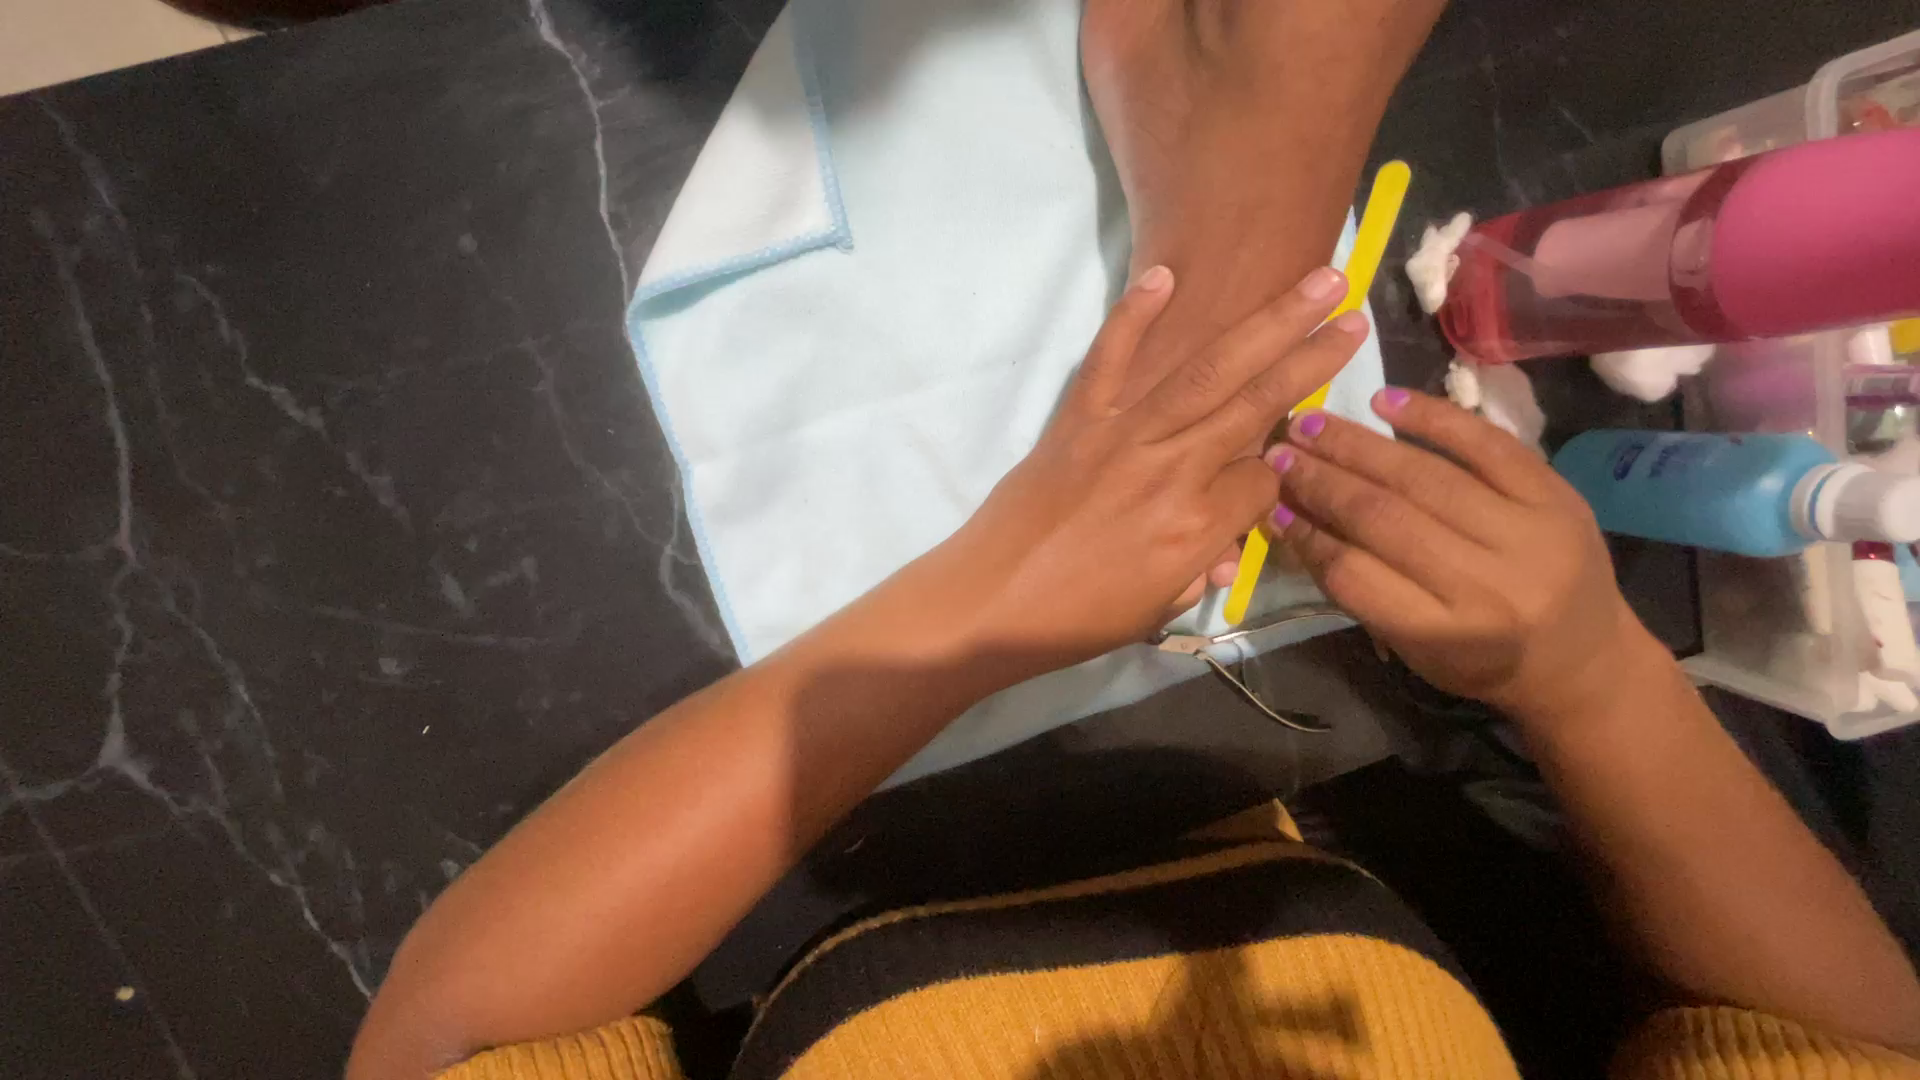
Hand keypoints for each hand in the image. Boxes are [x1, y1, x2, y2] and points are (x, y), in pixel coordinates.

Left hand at [937, 264, 1364, 673]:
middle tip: (1355, 313)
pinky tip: (1166, 275)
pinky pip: (1109, 360)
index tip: (1271, 471)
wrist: (990, 602)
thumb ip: (1198, 568)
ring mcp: (1122, 436)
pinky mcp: (1076, 421)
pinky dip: (1132, 316)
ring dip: (1266, 323)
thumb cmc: (1074, 620)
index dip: (1276, 475)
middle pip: (1258, 403)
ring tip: (1316, 282)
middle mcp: (1173, 470)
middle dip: (1312, 357)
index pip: (1264, 480)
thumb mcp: (1155, 609)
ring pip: (1207, 371)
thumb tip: (1223, 547)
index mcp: (1198, 527)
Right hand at [1267, 388, 1659, 720]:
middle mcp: (1490, 584)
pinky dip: (1433, 418)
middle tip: (1277, 452)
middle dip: (1321, 480)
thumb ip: (1353, 583)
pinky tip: (1384, 401)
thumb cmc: (1476, 658)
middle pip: (1385, 518)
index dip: (1307, 535)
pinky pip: (1488, 445)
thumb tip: (1292, 516)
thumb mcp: (1406, 642)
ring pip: (1426, 477)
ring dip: (1358, 446)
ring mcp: (1530, 534)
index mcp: (1444, 633)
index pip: (1355, 574)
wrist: (1583, 659)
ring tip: (1310, 424)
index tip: (1271, 504)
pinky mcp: (1558, 496)